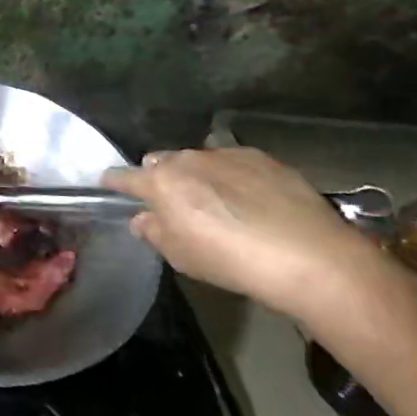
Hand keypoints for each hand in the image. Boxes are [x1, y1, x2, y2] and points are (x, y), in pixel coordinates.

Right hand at [104, 148, 383, 316]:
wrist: (308, 256)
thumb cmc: (233, 262)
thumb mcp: (184, 259)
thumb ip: (156, 233)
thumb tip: (142, 219)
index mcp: (162, 182)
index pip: (125, 176)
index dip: (114, 181)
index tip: (108, 185)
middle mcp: (188, 158)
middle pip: (161, 162)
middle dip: (161, 178)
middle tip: (175, 206)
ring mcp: (225, 153)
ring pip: (198, 159)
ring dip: (198, 176)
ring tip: (219, 205)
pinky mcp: (260, 156)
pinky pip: (232, 162)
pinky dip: (232, 177)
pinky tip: (252, 202)